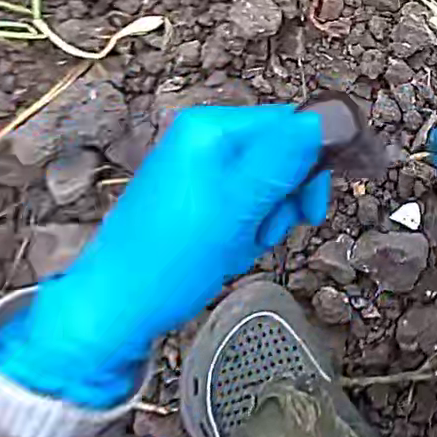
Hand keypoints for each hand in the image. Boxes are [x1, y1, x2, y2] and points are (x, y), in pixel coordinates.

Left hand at [0, 106, 330, 407]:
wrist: (110, 317)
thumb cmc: (165, 262)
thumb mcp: (234, 208)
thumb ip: (281, 160)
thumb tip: (326, 119)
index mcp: (210, 128)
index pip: (291, 124)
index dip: (310, 163)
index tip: (309, 206)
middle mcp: (208, 138)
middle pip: (285, 151)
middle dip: (287, 194)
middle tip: (272, 228)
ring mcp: (206, 166)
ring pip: (275, 177)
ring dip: (273, 213)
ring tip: (248, 241)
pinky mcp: (207, 192)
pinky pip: (255, 197)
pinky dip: (255, 223)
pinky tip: (236, 244)